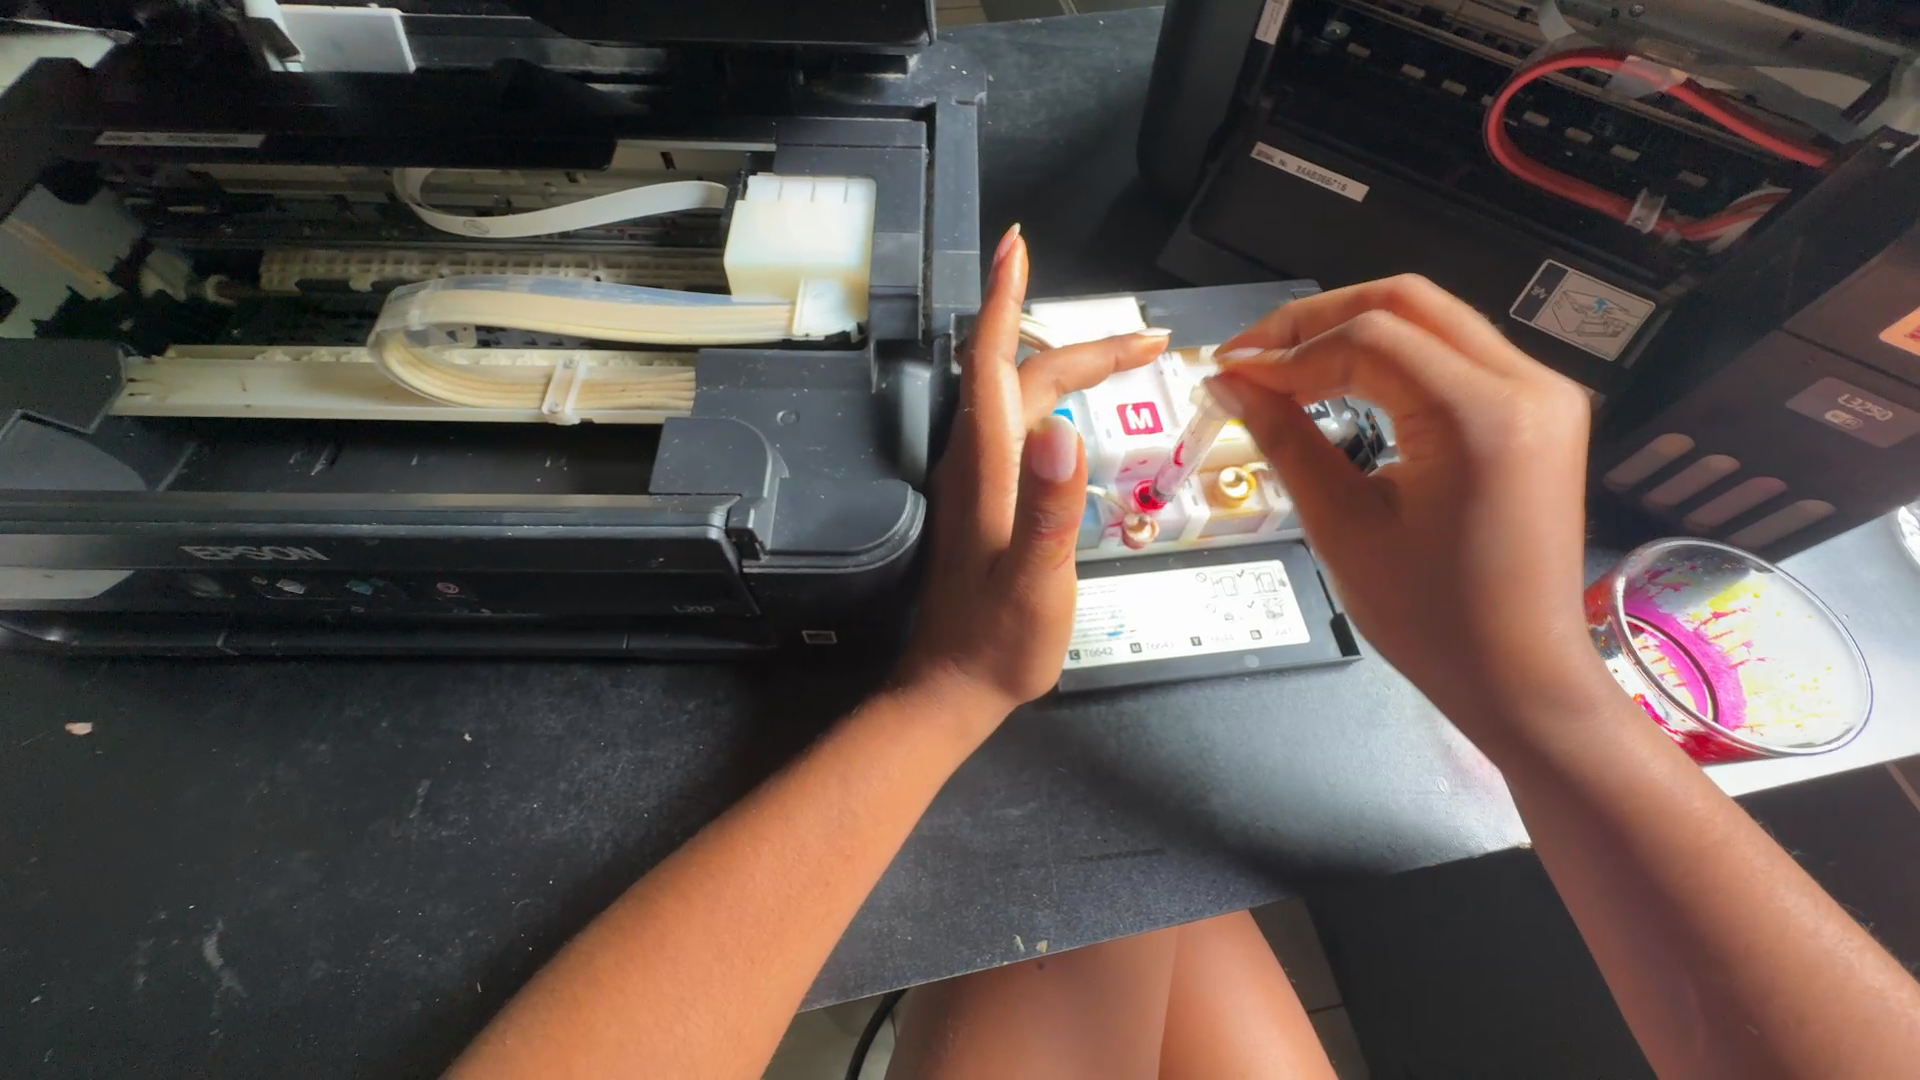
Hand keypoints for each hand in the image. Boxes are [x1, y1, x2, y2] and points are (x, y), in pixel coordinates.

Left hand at [897, 226, 1170, 717]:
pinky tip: (1077, 412)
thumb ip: (1048, 509)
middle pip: (1021, 378)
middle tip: (1151, 340)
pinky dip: (1055, 401)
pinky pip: (1020, 429)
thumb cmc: (998, 640)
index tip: (1016, 245)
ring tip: (1126, 359)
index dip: (1002, 301)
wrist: (956, 685)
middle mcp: (976, 462)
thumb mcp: (1035, 581)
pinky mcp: (986, 502)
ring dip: (1069, 369)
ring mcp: (978, 481)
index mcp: (986, 467)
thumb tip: (1064, 427)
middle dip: (1084, 348)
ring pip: (1021, 401)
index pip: (989, 364)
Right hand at [1211, 275, 1608, 756]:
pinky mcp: (1535, 411)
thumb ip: (1283, 438)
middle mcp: (1526, 383)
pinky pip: (1449, 353)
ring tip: (1281, 368)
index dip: (1284, 351)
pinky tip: (1336, 384)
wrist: (1519, 674)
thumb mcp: (1340, 525)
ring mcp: (1540, 392)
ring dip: (1347, 332)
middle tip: (1248, 356)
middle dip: (1313, 321)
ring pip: (1429, 318)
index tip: (1225, 374)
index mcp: (1480, 416)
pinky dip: (1384, 357)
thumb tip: (1228, 384)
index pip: (1366, 341)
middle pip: (1404, 302)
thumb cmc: (1427, 616)